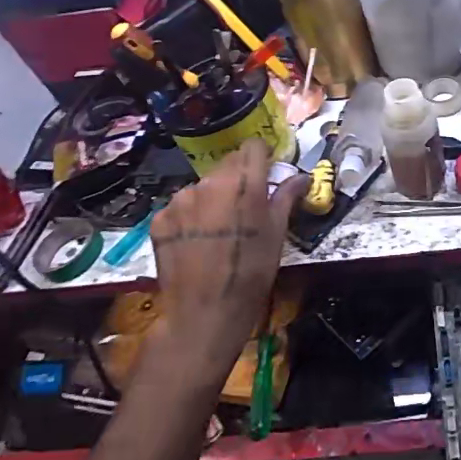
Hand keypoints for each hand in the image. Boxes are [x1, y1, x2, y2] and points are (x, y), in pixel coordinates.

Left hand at [144, 142, 305, 383]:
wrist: (205, 313)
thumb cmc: (252, 271)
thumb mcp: (277, 232)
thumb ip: (286, 196)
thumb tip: (301, 177)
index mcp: (244, 181)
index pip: (253, 146)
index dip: (263, 156)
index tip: (268, 171)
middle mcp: (210, 182)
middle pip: (228, 163)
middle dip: (240, 176)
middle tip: (247, 204)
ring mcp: (180, 200)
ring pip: (203, 185)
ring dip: (214, 196)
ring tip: (220, 226)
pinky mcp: (159, 220)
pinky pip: (181, 206)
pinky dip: (191, 215)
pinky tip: (198, 239)